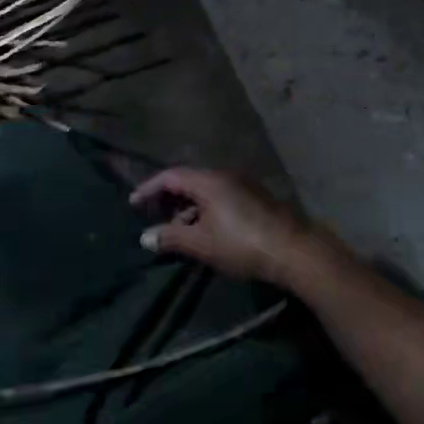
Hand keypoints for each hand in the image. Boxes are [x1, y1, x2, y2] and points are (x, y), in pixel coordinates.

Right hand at [129, 168, 321, 284]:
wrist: (291, 248)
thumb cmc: (241, 244)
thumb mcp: (201, 243)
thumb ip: (171, 237)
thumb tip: (145, 237)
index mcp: (209, 180)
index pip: (171, 175)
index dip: (150, 188)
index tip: (133, 203)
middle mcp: (225, 175)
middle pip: (189, 179)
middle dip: (169, 198)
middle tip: (153, 217)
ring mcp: (242, 184)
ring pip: (206, 189)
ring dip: (188, 207)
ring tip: (178, 232)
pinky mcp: (254, 196)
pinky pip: (220, 196)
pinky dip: (204, 209)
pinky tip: (204, 231)